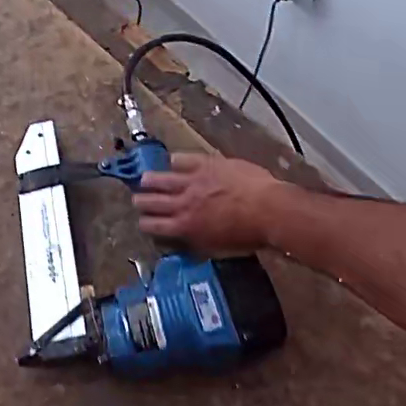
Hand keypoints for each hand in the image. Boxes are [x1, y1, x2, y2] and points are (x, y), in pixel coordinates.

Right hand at [133, 153, 295, 251]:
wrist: (269, 210)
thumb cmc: (249, 234)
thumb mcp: (218, 246)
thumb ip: (198, 240)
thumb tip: (188, 239)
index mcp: (184, 226)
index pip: (154, 225)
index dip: (146, 223)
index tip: (143, 222)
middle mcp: (182, 204)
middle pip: (152, 202)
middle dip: (142, 201)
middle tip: (137, 200)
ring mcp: (193, 182)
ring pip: (162, 180)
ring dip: (150, 180)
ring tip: (144, 179)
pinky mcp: (206, 165)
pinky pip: (184, 160)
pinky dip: (176, 160)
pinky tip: (172, 160)